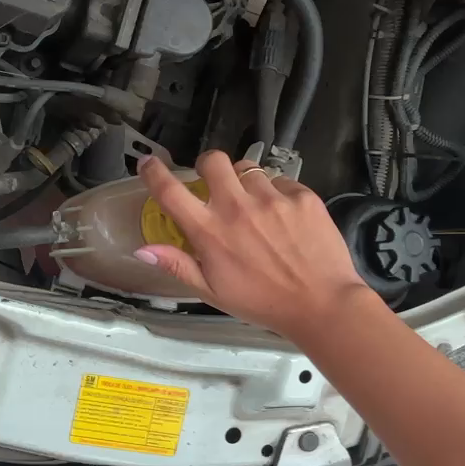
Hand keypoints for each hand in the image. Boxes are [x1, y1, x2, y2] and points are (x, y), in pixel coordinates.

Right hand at [135, 150, 374, 341]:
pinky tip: (281, 215)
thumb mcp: (211, 291)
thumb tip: (142, 249)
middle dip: (207, 166)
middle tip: (213, 183)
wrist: (321, 304)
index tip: (148, 163)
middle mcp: (237, 207)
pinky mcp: (302, 197)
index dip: (154, 172)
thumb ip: (176, 265)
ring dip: (244, 182)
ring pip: (248, 170)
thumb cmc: (260, 302)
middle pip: (212, 161)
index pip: (170, 191)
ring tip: (253, 204)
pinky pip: (281, 181)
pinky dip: (275, 192)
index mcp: (209, 231)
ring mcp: (272, 199)